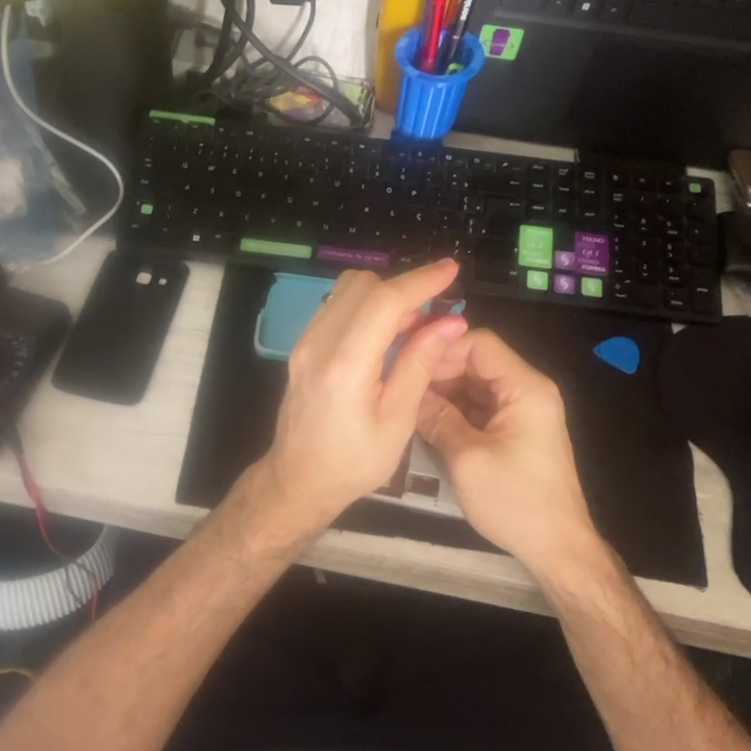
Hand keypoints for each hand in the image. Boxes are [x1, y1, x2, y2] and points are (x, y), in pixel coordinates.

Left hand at [253, 260, 468, 532]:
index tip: (451, 271)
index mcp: (344, 367)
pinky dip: (364, 308)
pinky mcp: (301, 348)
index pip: (383, 302)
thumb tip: (451, 322)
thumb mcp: (397, 422)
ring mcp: (304, 344)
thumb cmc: (352, 463)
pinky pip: (335, 308)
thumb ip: (420, 365)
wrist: (299, 480)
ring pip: (346, 291)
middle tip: (433, 314)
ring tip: (411, 326)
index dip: (421, 281)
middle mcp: (317, 346)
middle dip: (403, 288)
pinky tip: (385, 334)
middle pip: (363, 286)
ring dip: (383, 296)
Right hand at [416, 330, 598, 563]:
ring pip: (474, 385)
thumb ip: (438, 419)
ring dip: (443, 391)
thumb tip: (408, 393)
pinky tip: (425, 419)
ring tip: (405, 402)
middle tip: (399, 385)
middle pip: (476, 361)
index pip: (479, 343)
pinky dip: (454, 409)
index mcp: (524, 388)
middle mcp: (526, 391)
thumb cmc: (515, 500)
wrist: (555, 544)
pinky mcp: (513, 431)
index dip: (441, 349)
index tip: (407, 366)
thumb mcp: (467, 458)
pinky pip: (479, 407)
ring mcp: (521, 411)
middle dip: (438, 370)